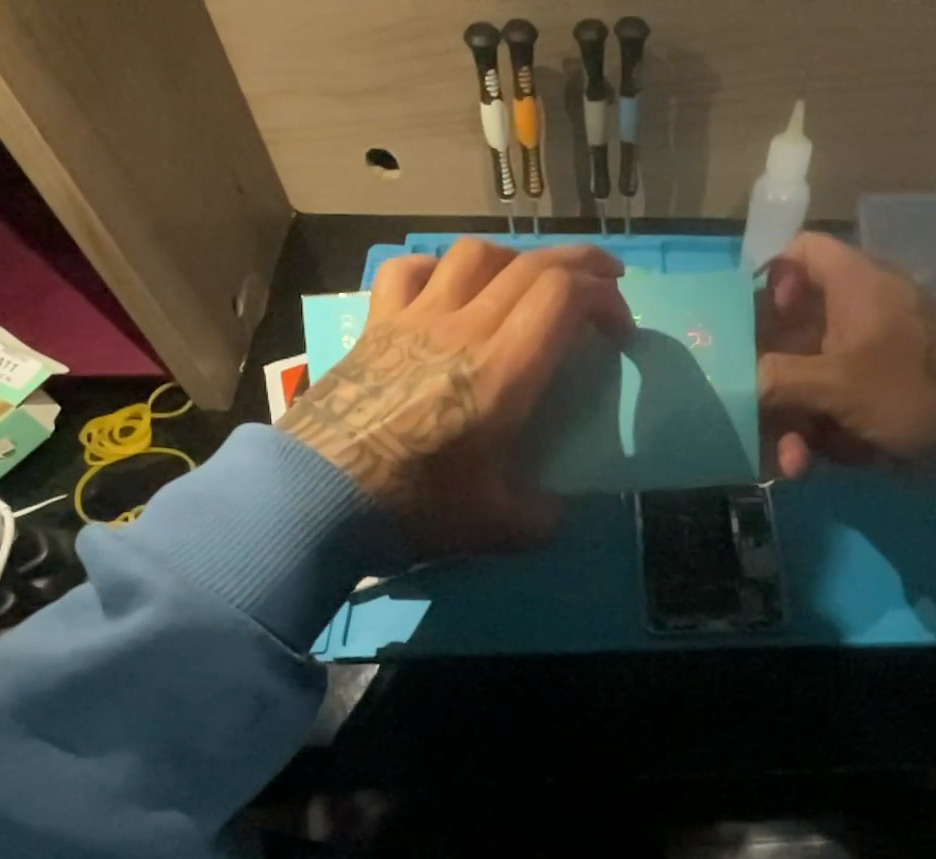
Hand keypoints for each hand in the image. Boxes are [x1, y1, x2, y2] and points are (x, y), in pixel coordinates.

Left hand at [276, 238, 631, 555]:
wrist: (315, 498)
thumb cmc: (414, 507)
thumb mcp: (498, 528)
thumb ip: (542, 518)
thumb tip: (558, 511)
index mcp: (504, 371)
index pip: (565, 296)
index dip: (606, 299)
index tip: (620, 333)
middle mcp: (465, 328)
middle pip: (532, 264)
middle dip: (582, 264)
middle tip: (608, 281)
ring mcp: (415, 318)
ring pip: (475, 254)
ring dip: (517, 260)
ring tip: (532, 283)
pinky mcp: (377, 324)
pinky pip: (410, 270)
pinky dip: (440, 269)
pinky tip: (449, 290)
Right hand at [757, 233, 935, 478]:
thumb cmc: (911, 388)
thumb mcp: (838, 384)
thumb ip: (779, 380)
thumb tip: (734, 382)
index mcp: (851, 285)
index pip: (800, 252)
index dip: (771, 278)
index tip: (751, 321)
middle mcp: (853, 313)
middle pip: (788, 330)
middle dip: (766, 379)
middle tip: (748, 409)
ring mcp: (863, 355)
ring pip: (804, 378)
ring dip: (788, 421)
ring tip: (787, 461)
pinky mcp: (871, 393)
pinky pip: (828, 405)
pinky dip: (814, 433)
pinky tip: (805, 465)